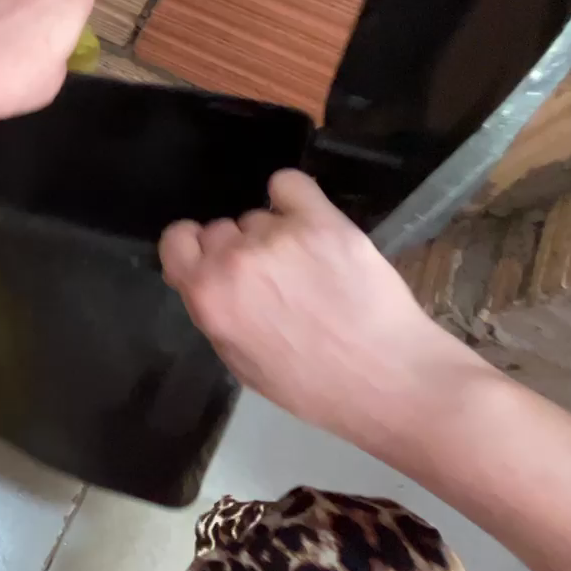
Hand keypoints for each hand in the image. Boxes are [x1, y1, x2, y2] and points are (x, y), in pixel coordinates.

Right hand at [159, 170, 493, 456]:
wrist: (395, 384)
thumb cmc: (313, 387)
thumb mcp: (240, 362)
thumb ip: (211, 311)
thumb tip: (204, 279)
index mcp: (206, 294)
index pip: (174, 240)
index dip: (192, 249)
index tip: (211, 262)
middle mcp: (233, 259)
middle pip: (216, 229)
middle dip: (234, 249)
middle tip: (269, 278)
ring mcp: (277, 237)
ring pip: (256, 217)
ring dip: (270, 236)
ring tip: (307, 267)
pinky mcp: (321, 222)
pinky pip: (288, 184)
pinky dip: (292, 197)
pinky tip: (307, 220)